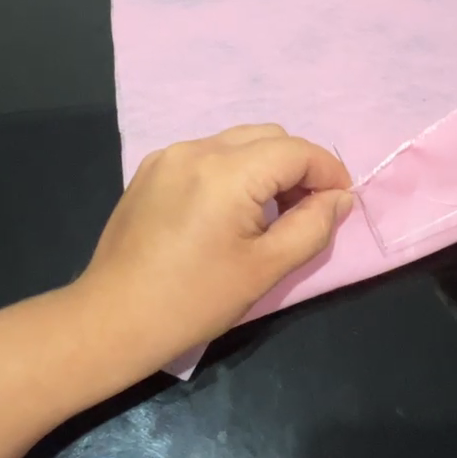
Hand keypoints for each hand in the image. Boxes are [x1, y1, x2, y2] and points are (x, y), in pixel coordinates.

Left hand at [75, 125, 353, 365]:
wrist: (114, 319)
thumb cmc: (194, 300)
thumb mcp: (266, 269)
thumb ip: (312, 227)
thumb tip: (339, 198)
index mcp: (227, 172)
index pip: (296, 152)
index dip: (328, 173)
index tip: (342, 203)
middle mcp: (196, 149)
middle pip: (268, 137)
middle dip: (298, 167)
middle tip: (308, 211)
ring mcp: (168, 156)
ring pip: (237, 142)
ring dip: (266, 167)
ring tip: (271, 213)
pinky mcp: (150, 170)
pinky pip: (207, 155)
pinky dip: (233, 171)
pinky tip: (230, 212)